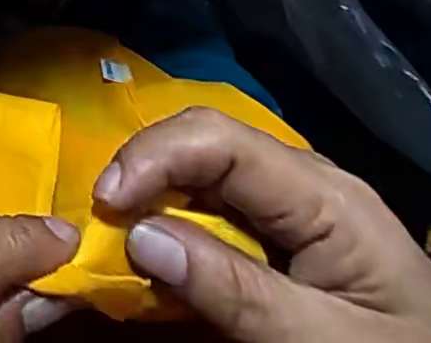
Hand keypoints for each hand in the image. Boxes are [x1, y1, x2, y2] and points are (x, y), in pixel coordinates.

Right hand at [94, 107, 430, 342]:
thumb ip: (238, 292)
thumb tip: (136, 234)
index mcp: (325, 195)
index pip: (216, 138)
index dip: (151, 154)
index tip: (107, 200)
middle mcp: (302, 181)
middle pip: (201, 141)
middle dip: (144, 167)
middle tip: (105, 213)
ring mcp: (291, 204)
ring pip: (199, 169)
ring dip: (152, 193)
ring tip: (120, 228)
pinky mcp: (281, 232)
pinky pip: (211, 205)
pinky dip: (171, 218)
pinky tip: (157, 244)